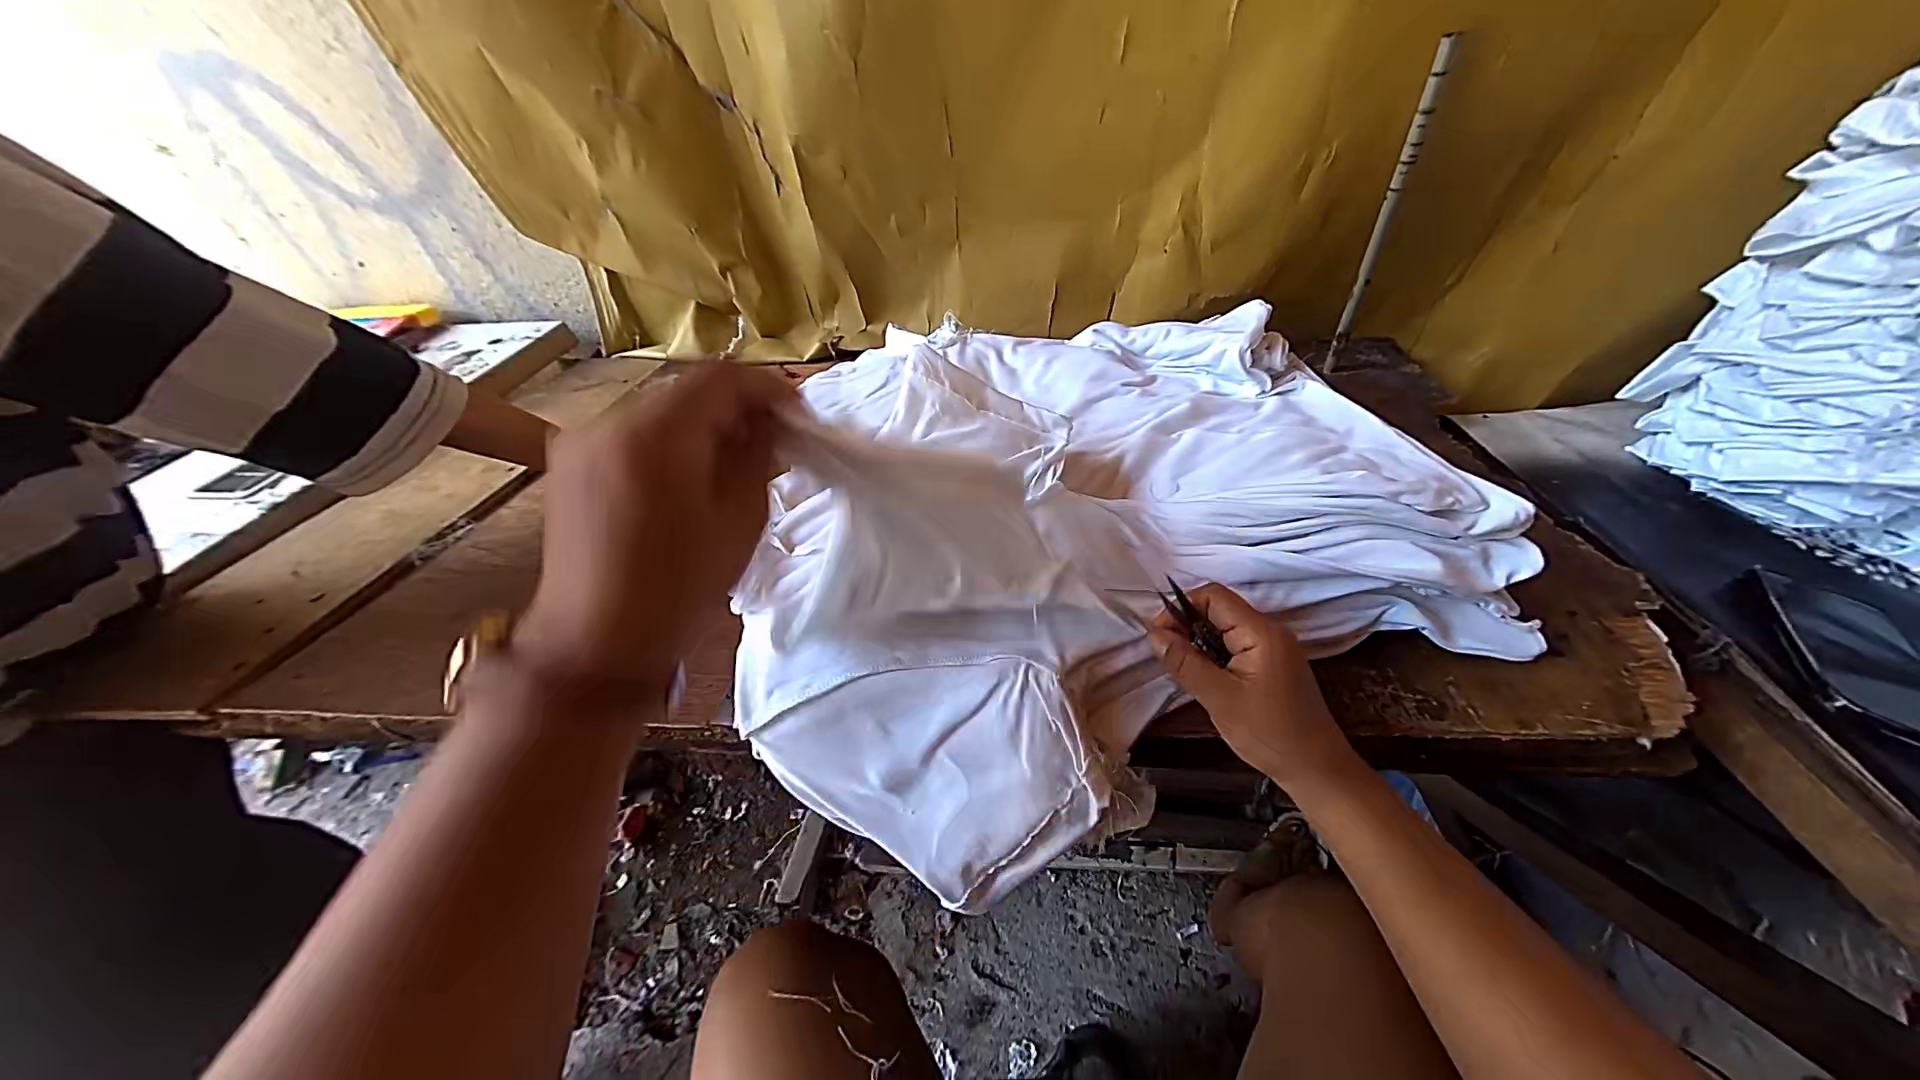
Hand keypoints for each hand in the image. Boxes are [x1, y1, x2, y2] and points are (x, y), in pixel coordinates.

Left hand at [513, 363, 795, 697]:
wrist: (597, 642)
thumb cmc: (679, 590)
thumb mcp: (739, 520)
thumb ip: (757, 455)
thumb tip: (769, 422)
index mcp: (654, 437)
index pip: (720, 377)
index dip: (767, 387)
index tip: (799, 412)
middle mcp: (608, 424)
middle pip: (688, 387)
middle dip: (738, 404)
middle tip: (776, 435)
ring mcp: (582, 441)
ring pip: (662, 407)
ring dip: (706, 421)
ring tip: (739, 456)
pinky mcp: (572, 463)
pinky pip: (635, 431)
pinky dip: (673, 439)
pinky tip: (696, 471)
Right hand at [1149, 583, 1361, 789]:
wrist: (1317, 768)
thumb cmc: (1269, 733)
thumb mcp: (1219, 698)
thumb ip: (1185, 662)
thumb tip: (1155, 634)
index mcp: (1261, 632)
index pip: (1214, 596)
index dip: (1181, 607)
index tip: (1158, 634)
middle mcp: (1270, 631)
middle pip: (1219, 608)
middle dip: (1187, 624)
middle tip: (1165, 652)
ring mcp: (1274, 647)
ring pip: (1225, 627)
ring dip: (1199, 640)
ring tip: (1180, 664)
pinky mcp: (1272, 663)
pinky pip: (1235, 644)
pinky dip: (1214, 652)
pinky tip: (1202, 674)